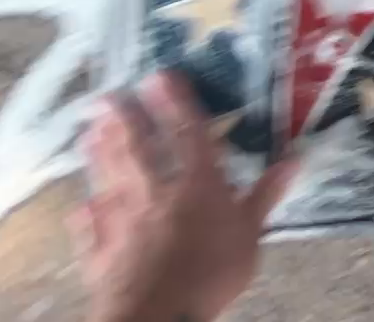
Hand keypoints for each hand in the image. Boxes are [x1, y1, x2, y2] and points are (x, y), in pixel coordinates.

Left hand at [74, 71, 297, 321]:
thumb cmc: (212, 270)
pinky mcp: (100, 257)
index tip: (160, 76)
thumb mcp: (253, 231)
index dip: (175, 104)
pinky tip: (79, 206)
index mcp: (199, 185)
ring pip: (110, 182)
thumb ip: (265, 194)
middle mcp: (157, 196)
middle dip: (123, 122)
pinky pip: (91, 231)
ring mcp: (122, 226)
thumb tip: (294, 158)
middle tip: (104, 97)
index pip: (188, 135)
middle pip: (138, 153)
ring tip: (88, 131)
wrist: (156, 318)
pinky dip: (85, 217)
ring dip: (99, 157)